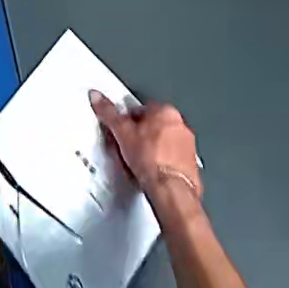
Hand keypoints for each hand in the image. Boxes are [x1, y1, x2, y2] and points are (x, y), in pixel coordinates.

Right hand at [91, 90, 200, 204]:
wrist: (170, 190)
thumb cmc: (152, 160)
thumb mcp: (122, 132)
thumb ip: (108, 112)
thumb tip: (97, 97)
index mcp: (166, 111)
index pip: (141, 109)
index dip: (127, 121)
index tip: (121, 130)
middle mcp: (180, 126)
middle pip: (153, 125)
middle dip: (141, 135)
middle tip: (128, 147)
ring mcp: (187, 146)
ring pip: (163, 143)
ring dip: (152, 150)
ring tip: (138, 162)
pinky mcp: (191, 165)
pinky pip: (172, 160)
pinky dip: (162, 164)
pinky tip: (151, 172)